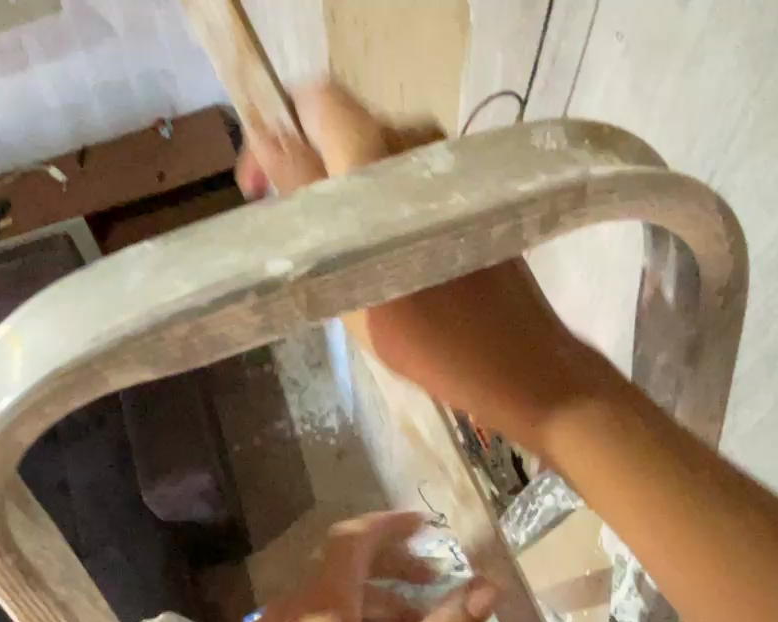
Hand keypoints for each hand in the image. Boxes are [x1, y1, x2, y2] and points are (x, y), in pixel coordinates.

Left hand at [201, 511, 499, 621]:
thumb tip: (488, 586)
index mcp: (317, 615)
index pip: (351, 541)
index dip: (391, 526)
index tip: (430, 527)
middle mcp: (283, 616)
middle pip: (337, 567)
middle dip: (389, 565)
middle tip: (437, 581)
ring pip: (323, 600)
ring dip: (371, 601)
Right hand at [235, 82, 621, 448]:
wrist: (517, 361)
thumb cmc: (425, 339)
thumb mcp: (347, 284)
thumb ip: (307, 212)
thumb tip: (275, 157)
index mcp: (379, 167)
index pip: (317, 104)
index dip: (276, 135)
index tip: (260, 189)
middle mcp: (419, 151)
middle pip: (349, 122)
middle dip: (311, 159)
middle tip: (293, 218)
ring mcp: (452, 168)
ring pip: (381, 150)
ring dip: (348, 182)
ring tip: (333, 239)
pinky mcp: (473, 192)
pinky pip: (412, 175)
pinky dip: (383, 196)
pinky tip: (377, 247)